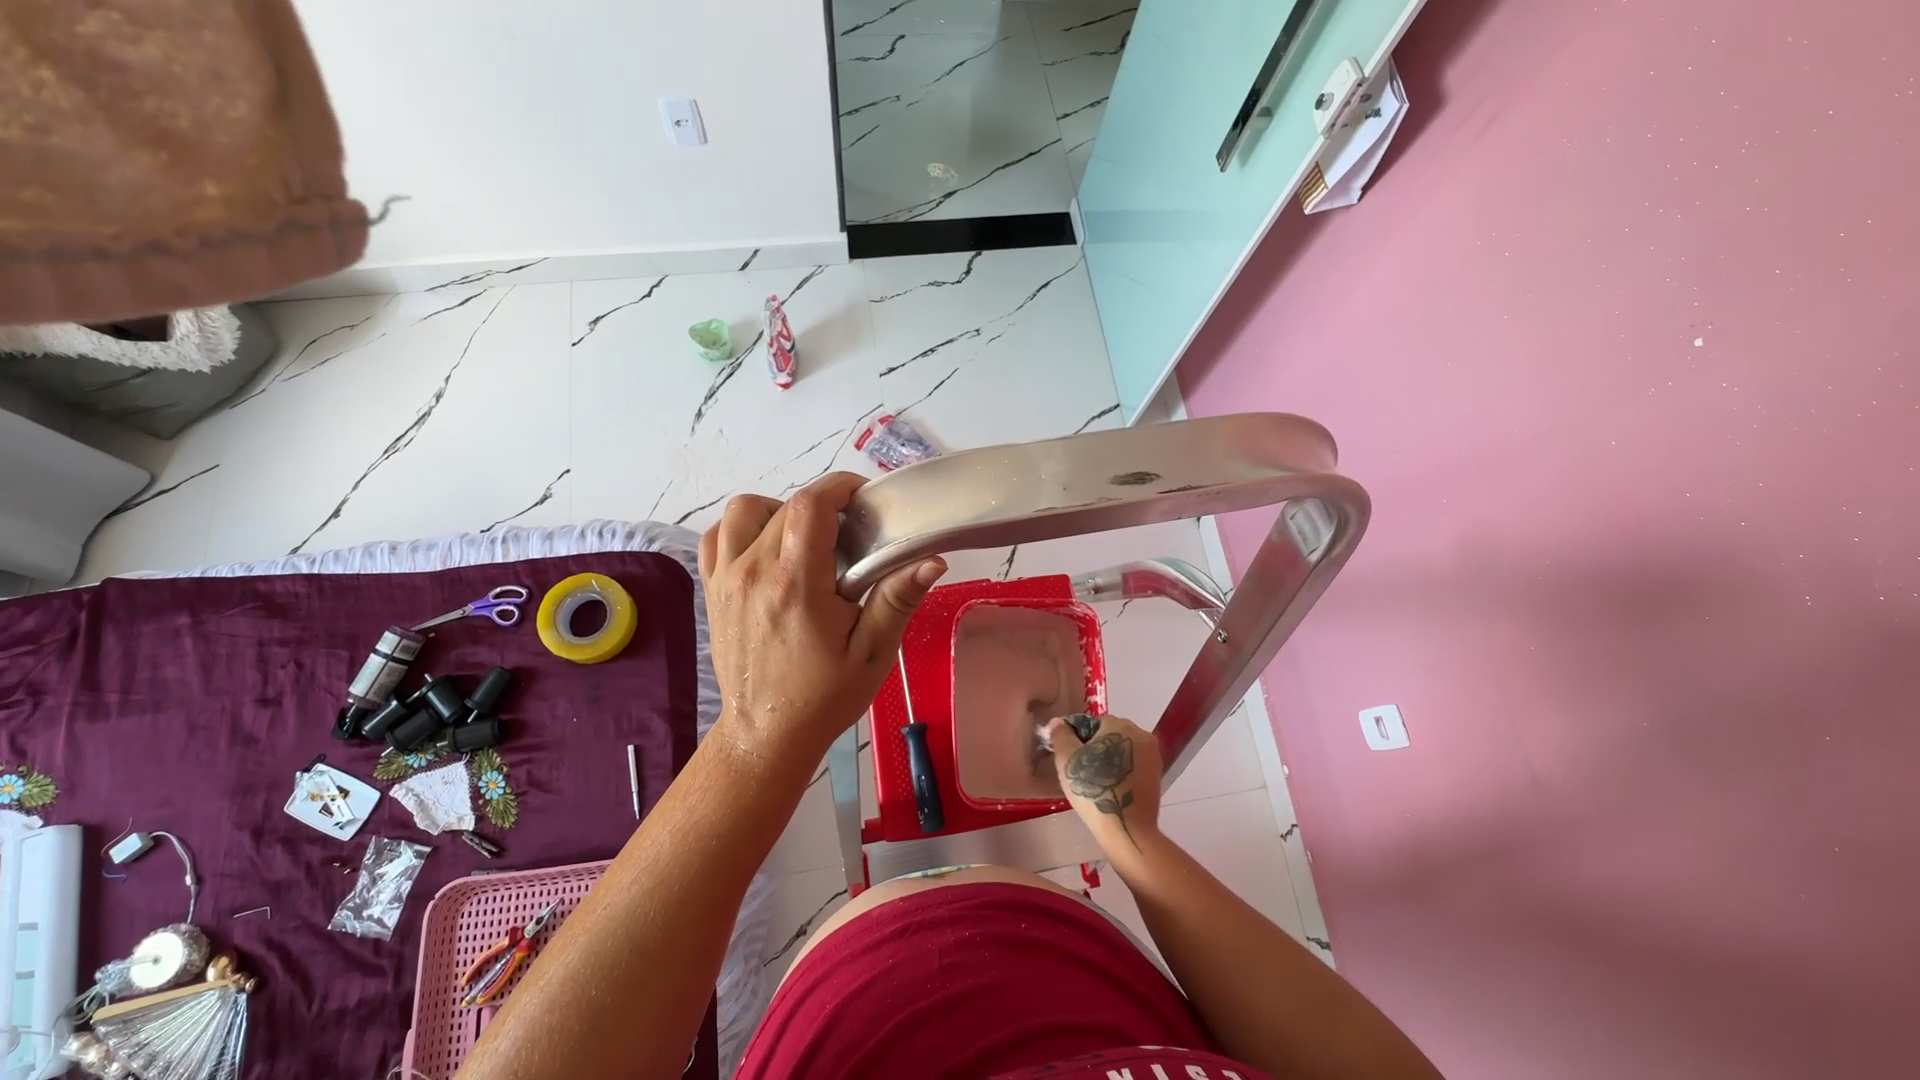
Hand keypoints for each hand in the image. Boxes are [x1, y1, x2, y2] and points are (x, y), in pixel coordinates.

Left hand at [699, 472, 945, 765]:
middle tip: (848, 537)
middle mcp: (753, 572)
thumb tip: (931, 559)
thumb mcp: (872, 652)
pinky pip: (719, 536)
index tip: (863, 500)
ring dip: (779, 512)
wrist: (766, 733)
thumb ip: (897, 599)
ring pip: (746, 511)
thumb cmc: (823, 695)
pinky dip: (744, 530)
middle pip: (785, 504)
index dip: (840, 487)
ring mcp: (726, 578)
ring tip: (806, 542)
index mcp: (795, 584)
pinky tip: (769, 552)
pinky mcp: (713, 589)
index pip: (810, 504)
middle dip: (822, 507)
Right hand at [1044, 713, 1161, 850]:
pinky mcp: (1158, 776)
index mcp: (1119, 724)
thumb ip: (1061, 734)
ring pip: (1123, 751)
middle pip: (1110, 735)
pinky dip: (1123, 773)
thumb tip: (1059, 722)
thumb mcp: (1067, 760)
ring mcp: (1153, 756)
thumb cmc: (1093, 789)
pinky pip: (1134, 766)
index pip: (1091, 723)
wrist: (1126, 828)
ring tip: (1097, 783)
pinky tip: (1112, 790)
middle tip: (1082, 772)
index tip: (1071, 760)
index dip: (1077, 740)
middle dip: (1096, 749)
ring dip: (1110, 761)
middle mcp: (1141, 734)